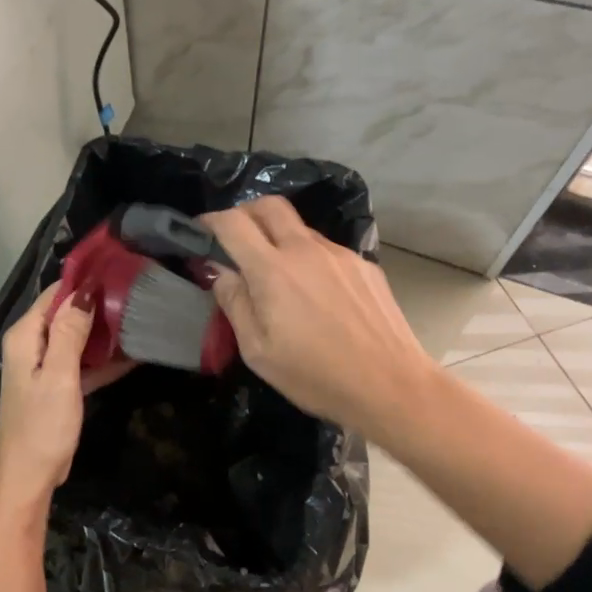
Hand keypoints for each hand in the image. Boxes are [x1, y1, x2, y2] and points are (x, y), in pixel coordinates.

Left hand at [0, 283, 130, 496]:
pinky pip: (81, 364)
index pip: (54, 295)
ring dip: (103, 333)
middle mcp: (31, 345)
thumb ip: (69, 333)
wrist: (30, 478)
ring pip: (76, 339)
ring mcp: (44, 367)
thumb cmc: (42, 426)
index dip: (84, 283)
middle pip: (66, 314)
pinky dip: (102, 360)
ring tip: (141, 318)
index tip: (118, 272)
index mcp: (25, 336)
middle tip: (137, 296)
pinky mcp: (57, 387)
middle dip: (98, 306)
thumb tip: (84, 292)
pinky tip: (134, 354)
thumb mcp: (59, 376)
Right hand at [201, 196, 439, 434]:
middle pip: (269, 206)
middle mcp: (305, 250)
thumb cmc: (316, 376)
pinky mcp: (364, 266)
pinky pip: (326, 251)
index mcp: (272, 271)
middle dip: (245, 213)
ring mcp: (339, 255)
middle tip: (234, 239)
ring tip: (276, 276)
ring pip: (299, 229)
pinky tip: (314, 295)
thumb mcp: (258, 351)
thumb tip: (221, 272)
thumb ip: (235, 303)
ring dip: (278, 238)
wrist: (392, 386)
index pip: (232, 224)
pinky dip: (308, 260)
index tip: (199, 232)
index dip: (210, 221)